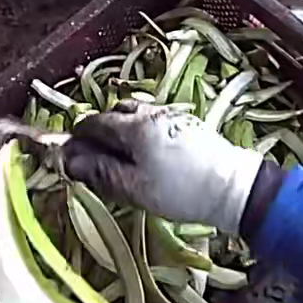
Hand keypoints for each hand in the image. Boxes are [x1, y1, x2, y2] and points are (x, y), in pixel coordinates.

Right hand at [63, 102, 266, 233]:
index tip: (71, 151)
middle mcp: (151, 113)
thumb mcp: (134, 188)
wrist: (232, 187)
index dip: (79, 135)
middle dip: (100, 129)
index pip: (96, 122)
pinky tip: (146, 153)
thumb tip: (69, 161)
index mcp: (134, 126)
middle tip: (95, 154)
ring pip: (136, 114)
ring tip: (121, 154)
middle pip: (116, 112)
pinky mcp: (187, 124)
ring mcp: (171, 116)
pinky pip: (153, 121)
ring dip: (122, 128)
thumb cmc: (179, 190)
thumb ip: (100, 172)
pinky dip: (140, 131)